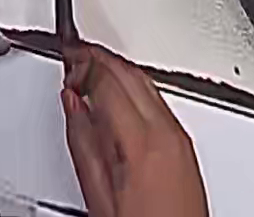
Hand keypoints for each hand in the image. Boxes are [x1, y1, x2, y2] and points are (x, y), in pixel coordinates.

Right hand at [62, 44, 207, 216]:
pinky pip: (156, 97)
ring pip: (144, 79)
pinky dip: (132, 83)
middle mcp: (166, 132)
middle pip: (127, 72)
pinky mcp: (186, 144)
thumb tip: (71, 100)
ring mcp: (180, 137)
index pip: (106, 80)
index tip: (67, 61)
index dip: (82, 64)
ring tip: (90, 67)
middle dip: (97, 57)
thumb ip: (82, 141)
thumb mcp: (99, 197)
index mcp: (141, 143)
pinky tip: (116, 89)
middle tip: (73, 56)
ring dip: (115, 66)